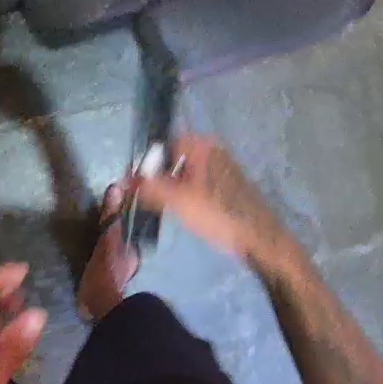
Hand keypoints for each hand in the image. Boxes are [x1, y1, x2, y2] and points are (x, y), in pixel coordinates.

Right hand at [130, 135, 297, 272]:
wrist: (257, 239)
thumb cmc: (218, 214)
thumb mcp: (178, 200)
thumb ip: (149, 187)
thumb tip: (125, 181)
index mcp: (204, 146)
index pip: (165, 144)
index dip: (148, 161)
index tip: (135, 182)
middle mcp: (214, 153)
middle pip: (175, 160)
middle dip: (158, 177)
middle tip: (143, 197)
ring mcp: (222, 172)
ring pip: (186, 175)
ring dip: (170, 189)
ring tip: (158, 207)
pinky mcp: (226, 190)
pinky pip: (197, 187)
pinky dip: (185, 196)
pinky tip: (181, 213)